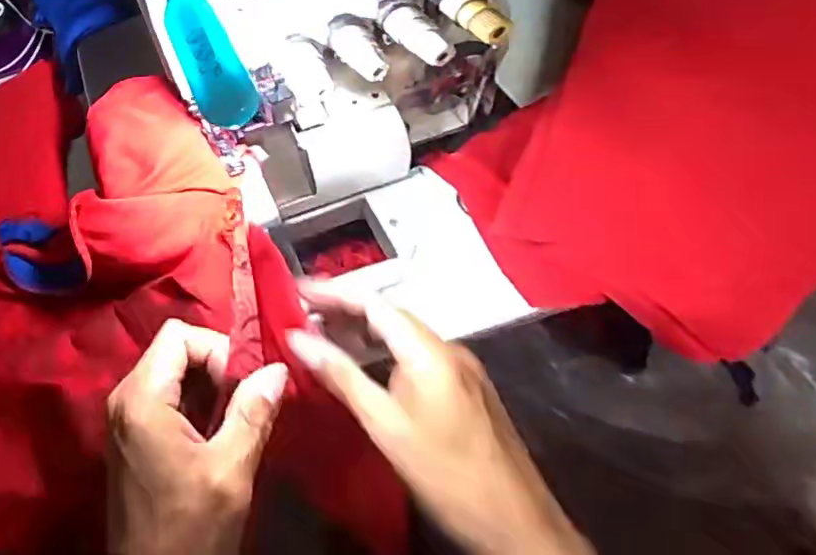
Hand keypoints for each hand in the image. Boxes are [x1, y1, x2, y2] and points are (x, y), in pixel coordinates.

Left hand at [107, 319, 288, 554]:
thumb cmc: (188, 532)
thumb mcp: (229, 472)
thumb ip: (252, 412)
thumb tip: (278, 368)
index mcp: (141, 397)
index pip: (180, 334)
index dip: (216, 348)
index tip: (241, 384)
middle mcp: (126, 397)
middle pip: (175, 348)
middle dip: (215, 366)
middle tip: (243, 401)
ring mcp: (126, 416)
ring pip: (173, 370)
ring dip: (208, 386)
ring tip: (234, 419)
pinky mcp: (133, 435)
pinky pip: (166, 395)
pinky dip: (194, 403)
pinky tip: (216, 434)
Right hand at [288, 280, 594, 554]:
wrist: (519, 526)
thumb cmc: (446, 473)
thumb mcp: (385, 426)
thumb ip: (341, 377)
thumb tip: (298, 338)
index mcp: (428, 348)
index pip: (373, 302)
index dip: (332, 291)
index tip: (296, 288)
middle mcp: (446, 346)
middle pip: (388, 314)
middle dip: (344, 308)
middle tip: (301, 311)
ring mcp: (459, 366)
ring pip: (402, 335)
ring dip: (363, 331)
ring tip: (322, 333)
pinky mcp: (464, 387)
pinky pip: (415, 354)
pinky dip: (383, 352)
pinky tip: (363, 365)